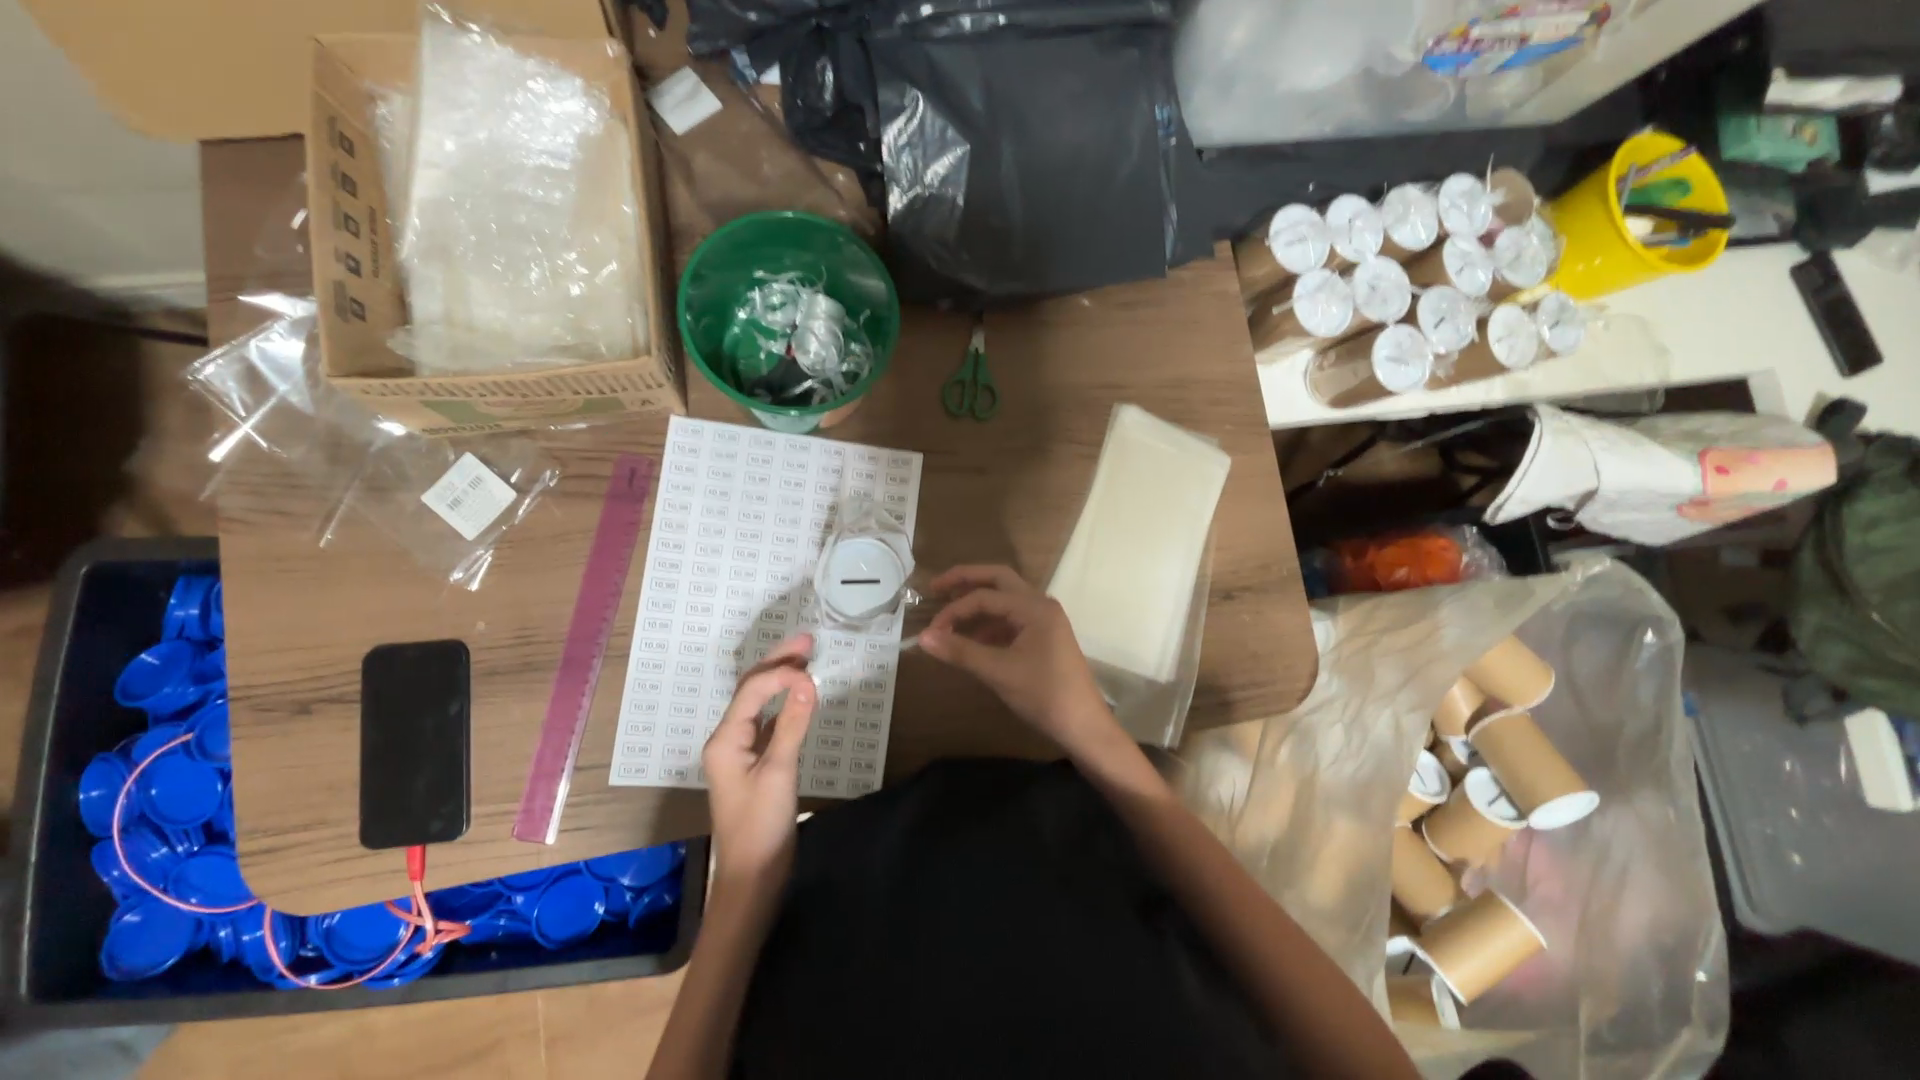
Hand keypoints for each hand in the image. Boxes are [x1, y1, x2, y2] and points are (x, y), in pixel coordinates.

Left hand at [702, 634, 816, 891]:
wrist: (752, 877)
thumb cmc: (762, 826)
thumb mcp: (779, 772)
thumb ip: (793, 725)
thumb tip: (807, 682)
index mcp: (725, 739)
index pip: (752, 691)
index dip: (781, 673)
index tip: (813, 669)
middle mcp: (727, 740)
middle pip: (750, 691)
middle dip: (777, 664)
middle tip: (808, 640)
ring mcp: (739, 753)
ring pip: (759, 706)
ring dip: (781, 681)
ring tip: (807, 658)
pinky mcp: (754, 766)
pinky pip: (768, 724)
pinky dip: (785, 706)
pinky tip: (801, 698)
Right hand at [916, 565, 1120, 755]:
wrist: (1083, 725)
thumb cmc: (1044, 695)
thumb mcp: (998, 672)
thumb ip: (960, 651)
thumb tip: (923, 638)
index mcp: (1034, 607)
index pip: (984, 596)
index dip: (953, 610)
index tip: (930, 631)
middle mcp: (1041, 605)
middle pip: (998, 580)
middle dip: (966, 581)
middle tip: (936, 588)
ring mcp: (1045, 621)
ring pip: (1006, 599)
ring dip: (978, 603)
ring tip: (949, 616)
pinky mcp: (1044, 638)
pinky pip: (1012, 620)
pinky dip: (989, 624)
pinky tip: (972, 641)